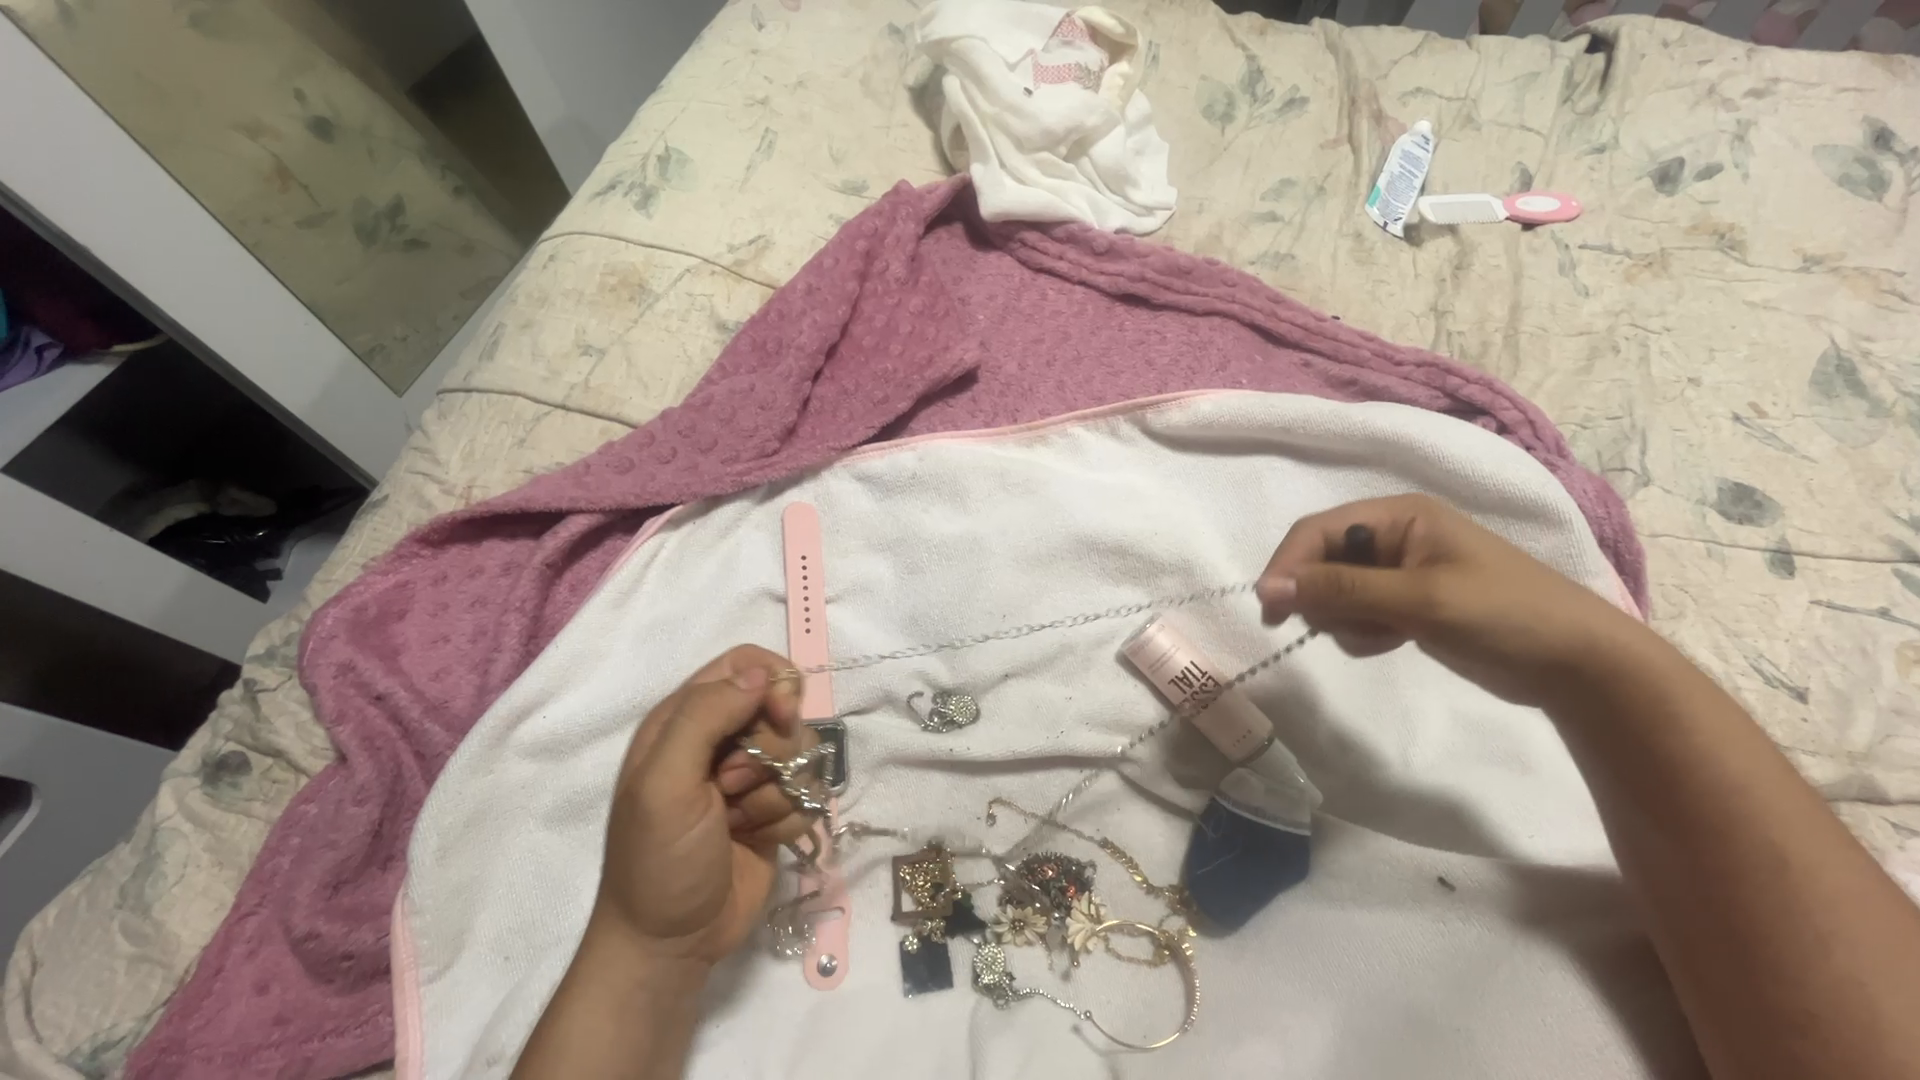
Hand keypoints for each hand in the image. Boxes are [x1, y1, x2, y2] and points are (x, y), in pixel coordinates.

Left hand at [592, 645, 817, 967]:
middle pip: (782, 709)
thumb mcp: (665, 782)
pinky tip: (754, 841)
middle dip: (769, 752)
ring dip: (774, 793)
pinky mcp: (773, 810)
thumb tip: (762, 675)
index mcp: (684, 719)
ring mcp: (749, 777)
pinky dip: (784, 820)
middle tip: (731, 787)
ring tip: (737, 822)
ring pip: (800, 753)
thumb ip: (706, 716)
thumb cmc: (657, 859)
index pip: (745, 665)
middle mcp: (719, 740)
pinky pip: (807, 794)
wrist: (670, 942)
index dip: (773, 683)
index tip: (780, 717)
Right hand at [1255, 494, 1644, 708]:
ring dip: (1345, 621)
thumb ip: (1343, 591)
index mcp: (1399, 516)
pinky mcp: (1404, 605)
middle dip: (1323, 599)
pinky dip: (1363, 634)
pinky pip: (1355, 616)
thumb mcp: (1420, 599)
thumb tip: (1270, 588)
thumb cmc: (1505, 614)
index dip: (1287, 566)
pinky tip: (1394, 643)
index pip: (1316, 531)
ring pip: (1332, 595)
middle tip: (1352, 627)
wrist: (1575, 664)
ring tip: (1386, 635)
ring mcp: (1398, 573)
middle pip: (1319, 562)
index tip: (1272, 609)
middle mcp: (1392, 537)